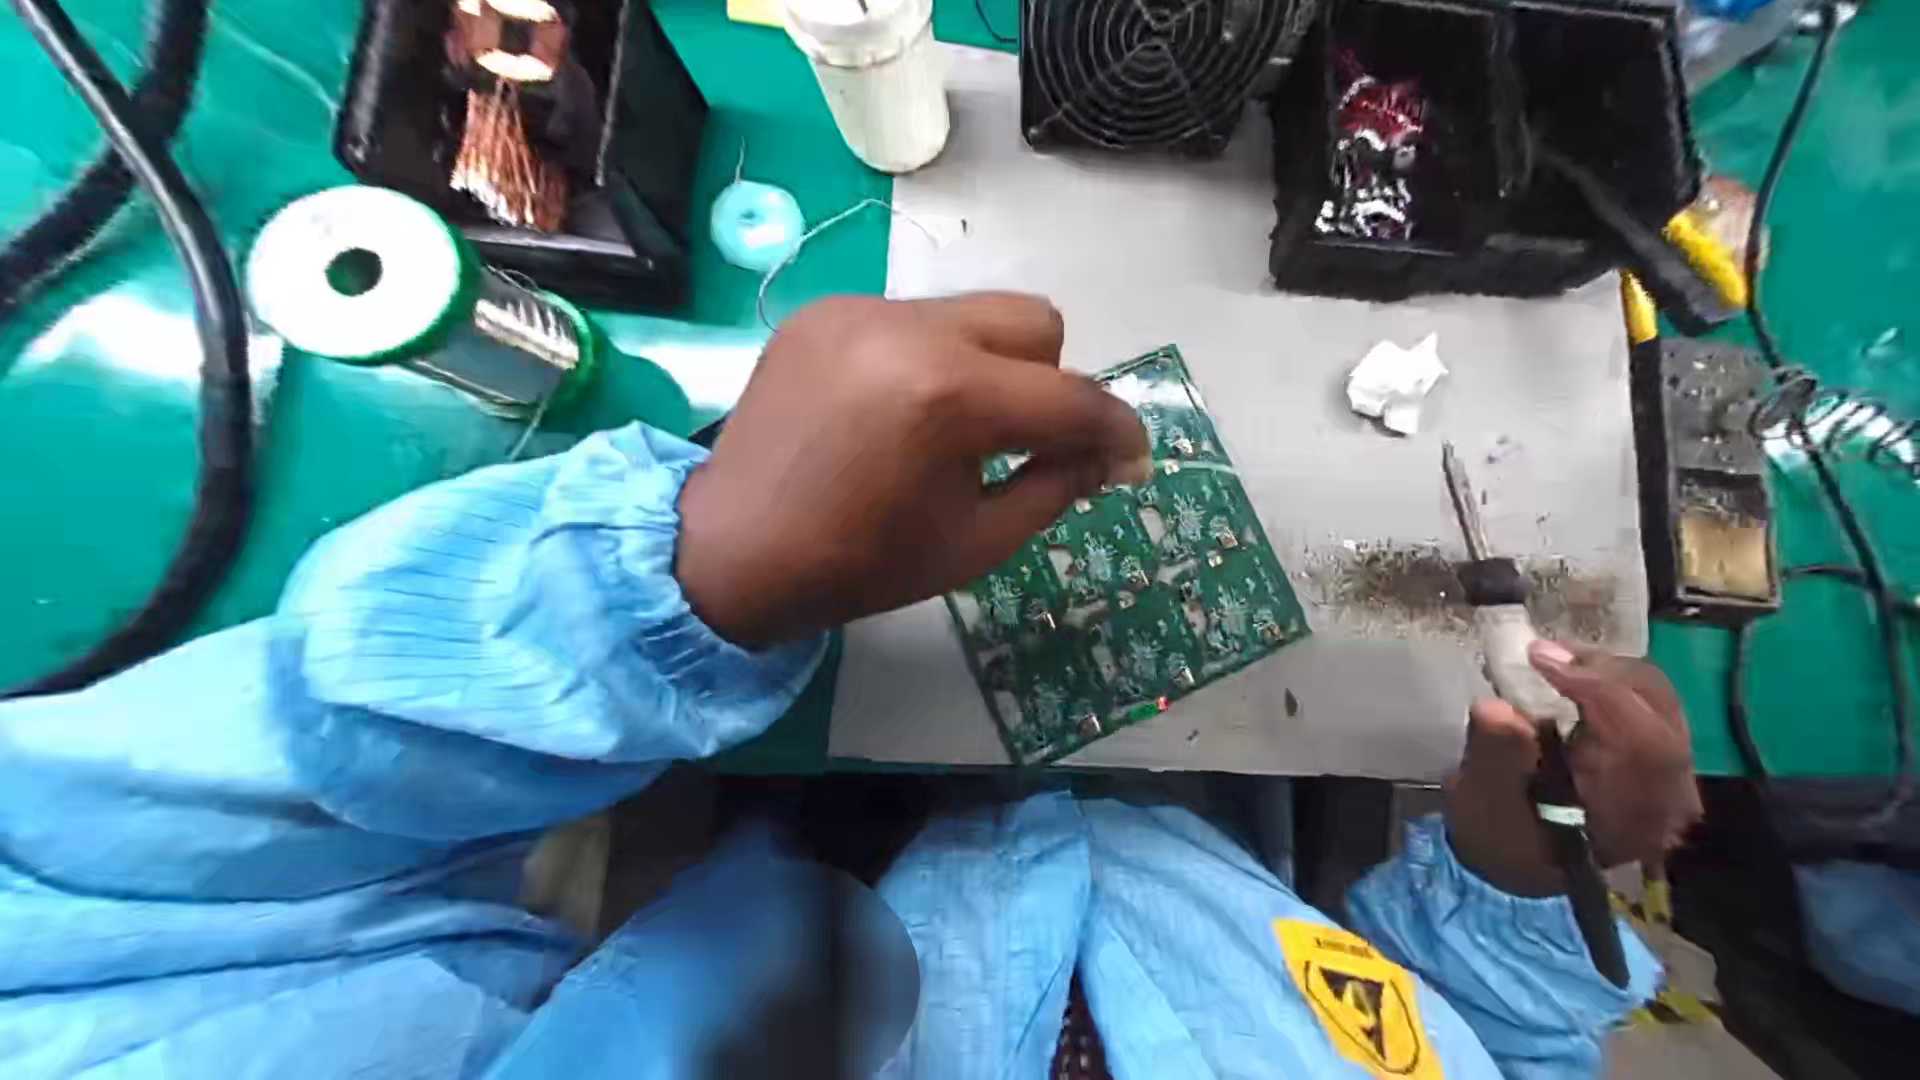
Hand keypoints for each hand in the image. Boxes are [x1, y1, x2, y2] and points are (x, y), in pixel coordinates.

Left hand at [675, 293, 1149, 647]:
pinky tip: (897, 413)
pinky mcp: (824, 312)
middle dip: (1050, 385)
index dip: (1116, 431)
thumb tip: (1110, 455)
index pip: (1069, 398)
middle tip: (1024, 442)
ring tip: (953, 430)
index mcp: (948, 399)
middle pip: (1033, 323)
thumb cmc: (861, 566)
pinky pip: (913, 322)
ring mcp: (859, 309)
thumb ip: (1056, 486)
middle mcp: (907, 329)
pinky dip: (931, 363)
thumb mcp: (977, 543)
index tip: (1130, 458)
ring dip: (990, 370)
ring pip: (974, 314)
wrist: (734, 553)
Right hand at [1446, 641, 1702, 896]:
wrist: (1518, 867)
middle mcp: (1666, 796)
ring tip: (1553, 661)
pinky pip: (1651, 716)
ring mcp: (1667, 784)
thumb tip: (1495, 707)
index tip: (1536, 657)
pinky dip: (1613, 689)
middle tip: (1543, 652)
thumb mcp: (1482, 798)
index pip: (1639, 736)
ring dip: (1609, 675)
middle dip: (1605, 671)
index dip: (1594, 687)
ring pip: (1662, 709)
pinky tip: (1569, 684)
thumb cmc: (1497, 834)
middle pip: (1661, 714)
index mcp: (1627, 808)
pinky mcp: (1653, 772)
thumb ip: (1494, 754)